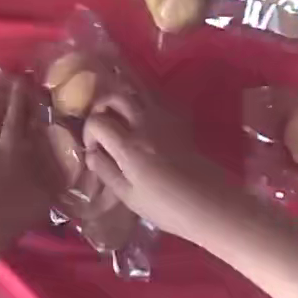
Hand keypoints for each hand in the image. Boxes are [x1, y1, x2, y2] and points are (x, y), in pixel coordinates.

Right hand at [82, 92, 248, 245]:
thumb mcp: (128, 196)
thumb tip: (91, 154)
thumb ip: (106, 171)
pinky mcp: (179, 121)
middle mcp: (144, 125)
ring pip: (138, 90)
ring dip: (123, 96)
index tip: (93, 149)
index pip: (97, 121)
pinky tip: (142, 115)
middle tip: (102, 124)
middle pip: (116, 96)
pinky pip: (158, 98)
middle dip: (102, 106)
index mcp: (129, 146)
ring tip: (119, 112)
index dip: (89, 132)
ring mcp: (164, 119)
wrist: (209, 204)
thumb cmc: (166, 207)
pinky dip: (144, 99)